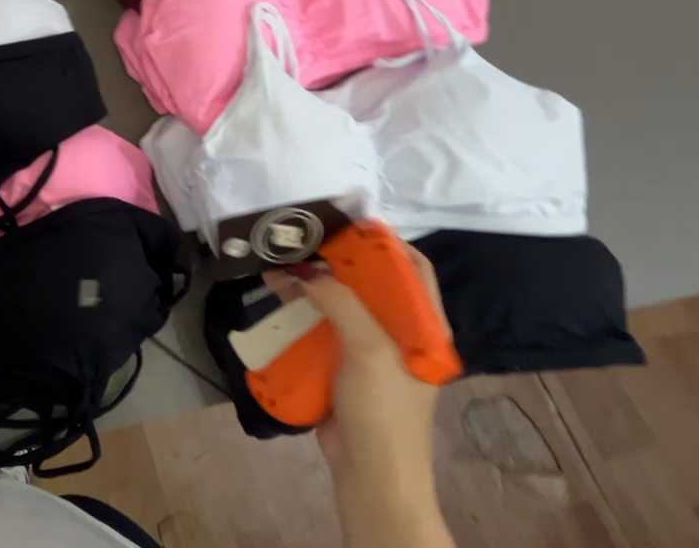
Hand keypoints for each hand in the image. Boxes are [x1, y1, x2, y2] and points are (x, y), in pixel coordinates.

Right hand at [266, 242, 455, 546]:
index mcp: (424, 328)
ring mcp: (369, 350)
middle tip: (299, 235)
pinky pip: (320, 326)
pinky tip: (274, 296)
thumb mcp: (368, 350)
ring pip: (339, 302)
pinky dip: (299, 309)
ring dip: (310, 282)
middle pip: (369, 282)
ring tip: (277, 261)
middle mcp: (399, 333)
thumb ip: (340, 303)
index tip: (343, 221)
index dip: (383, 242)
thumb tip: (302, 271)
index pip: (412, 269)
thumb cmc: (383, 412)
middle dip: (334, 258)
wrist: (371, 476)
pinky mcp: (341, 365)